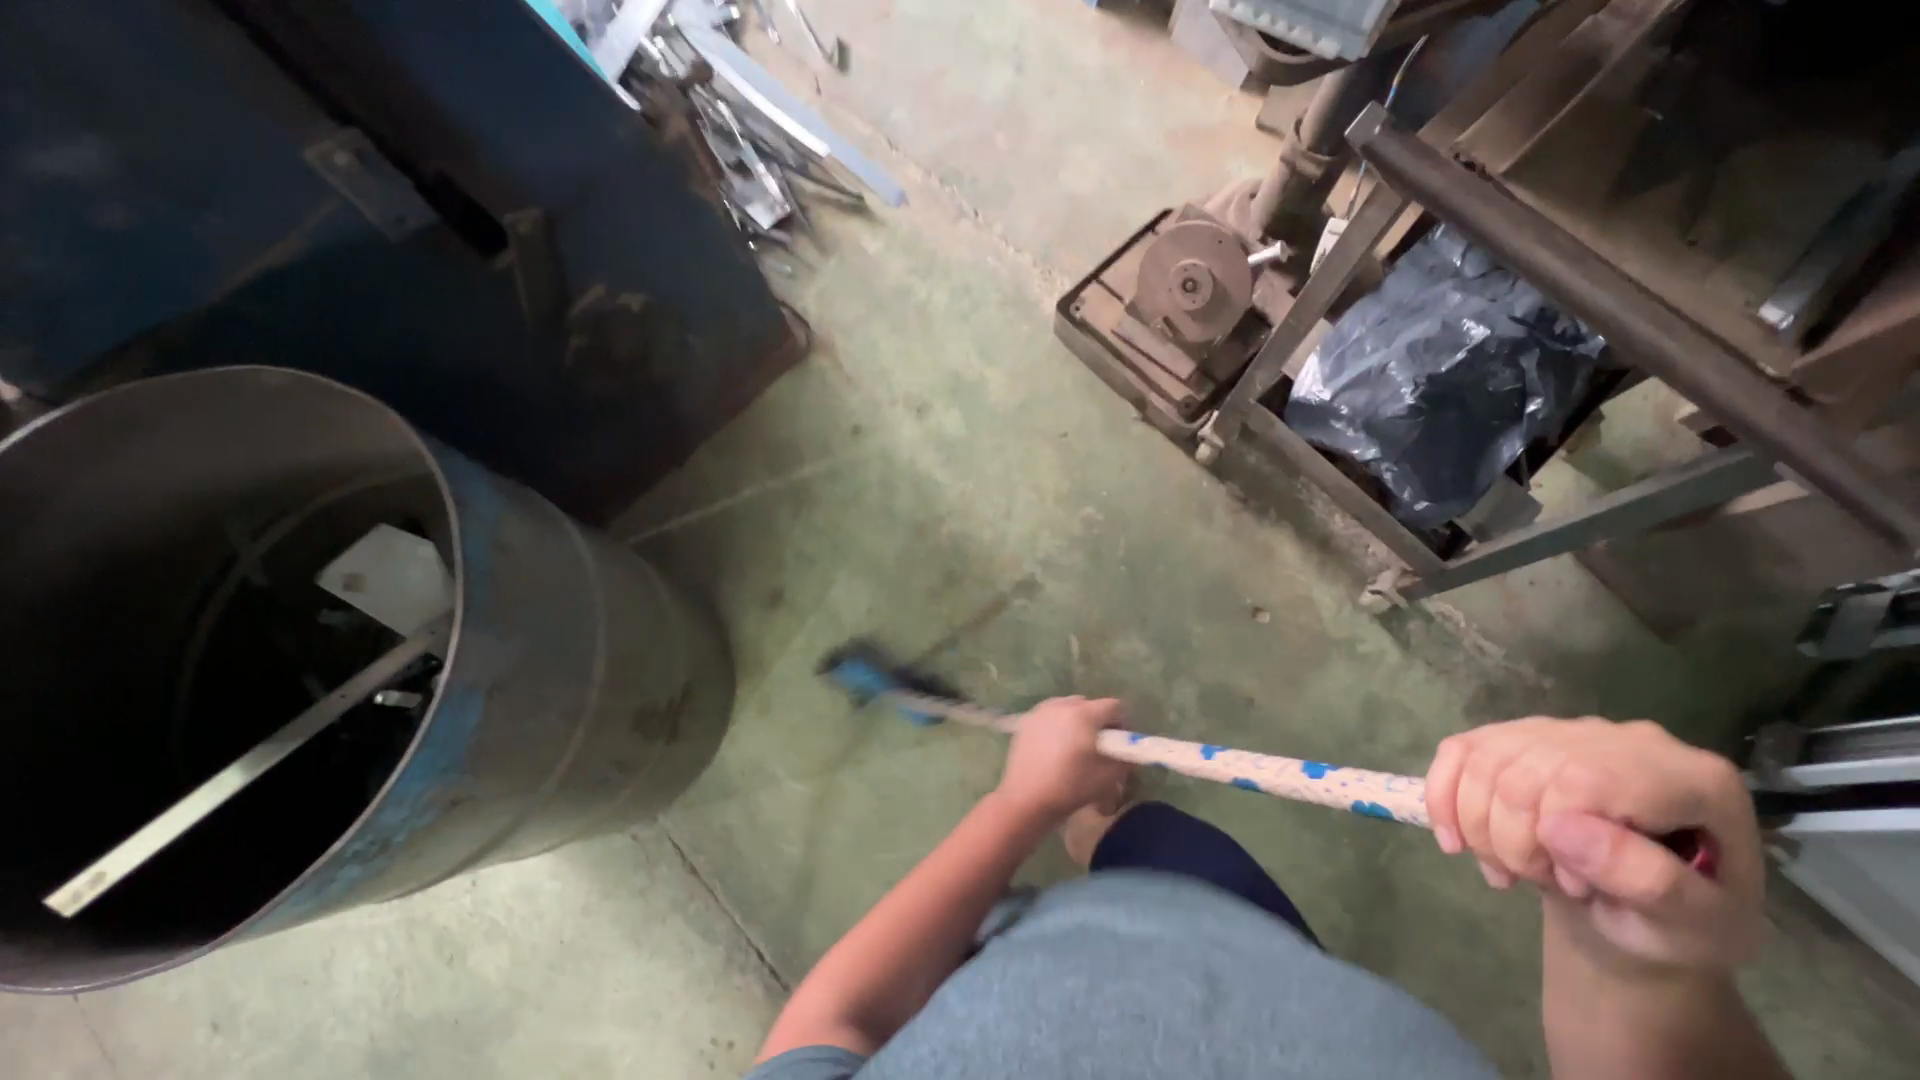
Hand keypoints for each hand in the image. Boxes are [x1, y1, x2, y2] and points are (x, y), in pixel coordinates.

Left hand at [994, 696, 1132, 824]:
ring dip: (1078, 721)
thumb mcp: (1108, 777)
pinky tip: (1056, 748)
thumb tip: (1132, 753)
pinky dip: (1058, 725)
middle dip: (1099, 722)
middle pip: (1090, 705)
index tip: (1119, 744)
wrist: (1027, 799)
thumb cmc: (1071, 786)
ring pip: (1069, 708)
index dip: (1122, 724)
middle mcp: (1062, 705)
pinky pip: (1050, 715)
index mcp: (1084, 714)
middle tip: (1098, 746)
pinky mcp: (1026, 721)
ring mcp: (1041, 711)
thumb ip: (1126, 760)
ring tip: (1076, 746)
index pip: (1115, 706)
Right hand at [1425, 717, 1764, 975]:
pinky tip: (1455, 839)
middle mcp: (1628, 739)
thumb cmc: (1680, 925)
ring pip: (1485, 760)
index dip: (1556, 832)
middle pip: (1526, 769)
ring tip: (1506, 870)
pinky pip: (1461, 750)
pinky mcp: (1521, 737)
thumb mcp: (1693, 927)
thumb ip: (1649, 880)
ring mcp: (1568, 732)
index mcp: (1691, 778)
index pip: (1587, 777)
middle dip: (1511, 838)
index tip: (1573, 885)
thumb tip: (1560, 827)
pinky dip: (1443, 798)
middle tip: (1535, 882)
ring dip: (1477, 825)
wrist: (1644, 914)